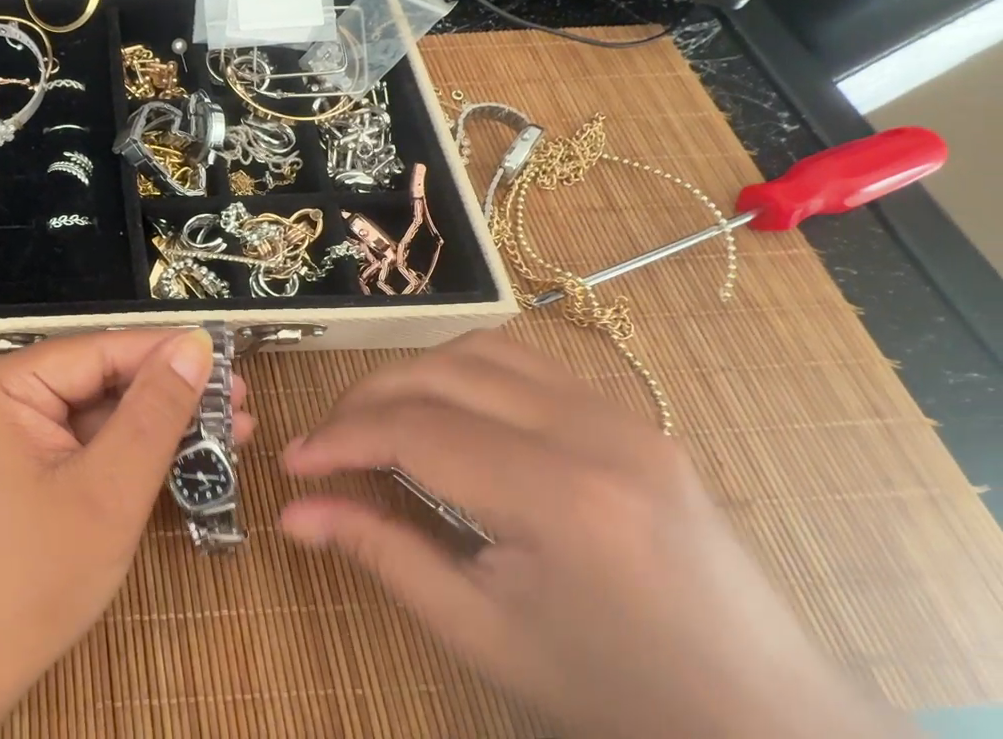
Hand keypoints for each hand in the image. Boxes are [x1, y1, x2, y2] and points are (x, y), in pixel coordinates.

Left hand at [0, 329, 250, 737]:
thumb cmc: (37, 577)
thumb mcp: (109, 489)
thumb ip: (155, 411)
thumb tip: (195, 344)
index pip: (95, 350)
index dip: (165, 353)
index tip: (228, 357)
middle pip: (93, 379)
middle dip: (165, 395)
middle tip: (237, 402)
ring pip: (90, 411)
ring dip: (153, 425)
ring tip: (225, 430)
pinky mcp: (10, 460)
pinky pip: (76, 440)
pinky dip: (123, 450)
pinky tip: (178, 455)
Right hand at [278, 331, 914, 738]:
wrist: (762, 722)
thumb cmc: (611, 691)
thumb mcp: (480, 632)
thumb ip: (382, 554)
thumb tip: (292, 516)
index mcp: (560, 495)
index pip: (417, 430)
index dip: (340, 439)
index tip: (291, 463)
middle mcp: (597, 433)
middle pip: (446, 373)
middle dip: (366, 400)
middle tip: (325, 446)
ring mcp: (627, 418)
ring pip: (487, 351)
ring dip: (415, 377)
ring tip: (377, 425)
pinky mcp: (639, 422)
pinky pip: (531, 367)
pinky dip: (468, 375)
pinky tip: (448, 417)